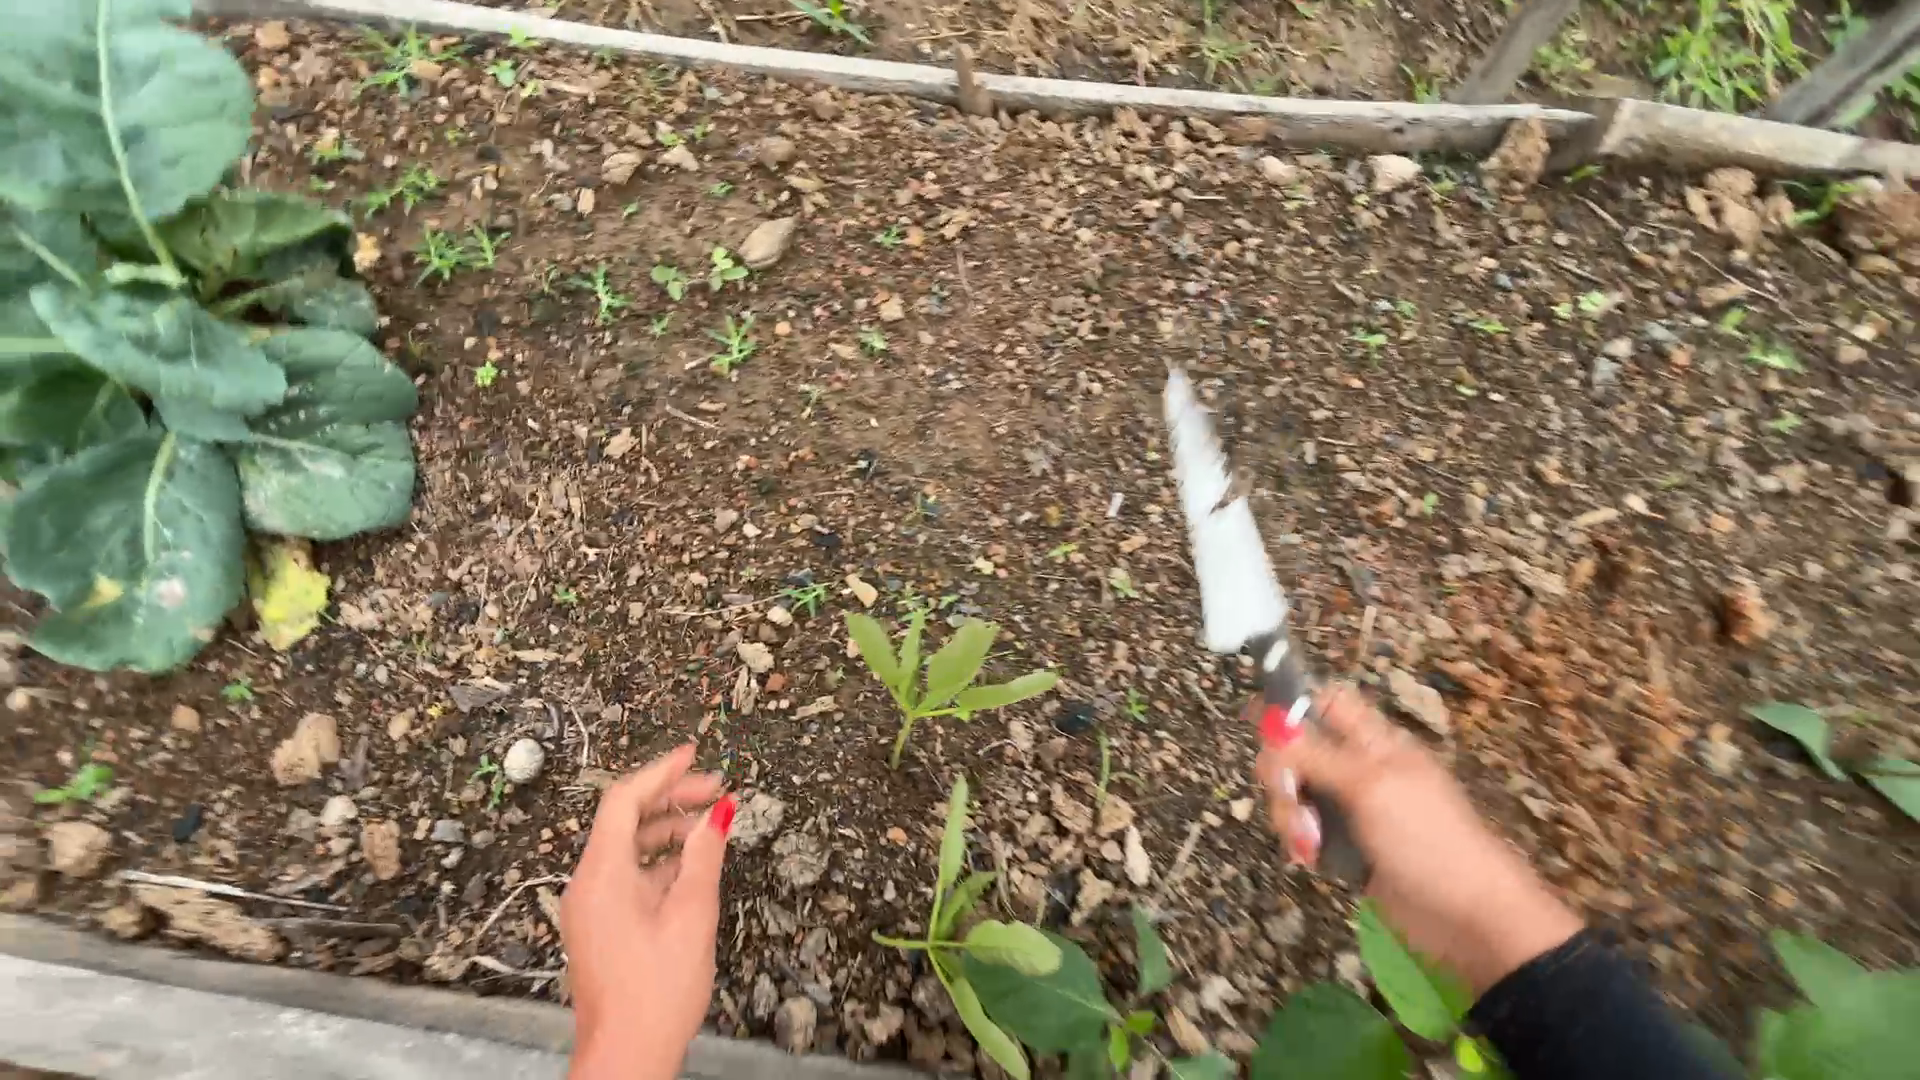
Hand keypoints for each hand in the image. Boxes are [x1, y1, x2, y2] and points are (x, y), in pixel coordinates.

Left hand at [562, 744, 733, 1079]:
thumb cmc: (657, 991)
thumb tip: (720, 810)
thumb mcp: (692, 913)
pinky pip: (630, 872)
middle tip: (717, 790)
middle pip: (626, 818)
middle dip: (672, 797)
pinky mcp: (602, 923)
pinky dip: (663, 858)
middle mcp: (588, 884)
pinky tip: (695, 864)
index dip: (660, 771)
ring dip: (670, 828)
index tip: (694, 753)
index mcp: (601, 876)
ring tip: (713, 826)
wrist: (627, 1060)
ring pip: (630, 845)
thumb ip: (705, 854)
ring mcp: (593, 905)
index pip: (624, 799)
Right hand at [1254, 685, 1582, 995]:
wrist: (1471, 920)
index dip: (1292, 704)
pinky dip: (1300, 840)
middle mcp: (1359, 769)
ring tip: (1304, 841)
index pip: (1327, 703)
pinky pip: (1306, 829)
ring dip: (1289, 813)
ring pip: (1297, 792)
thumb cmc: (1428, 840)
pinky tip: (1307, 856)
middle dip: (1282, 772)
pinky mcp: (1346, 847)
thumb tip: (1271, 724)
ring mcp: (1352, 810)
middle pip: (1298, 750)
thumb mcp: (1370, 787)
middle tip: (1287, 795)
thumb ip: (1315, 755)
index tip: (1258, 720)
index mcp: (1375, 743)